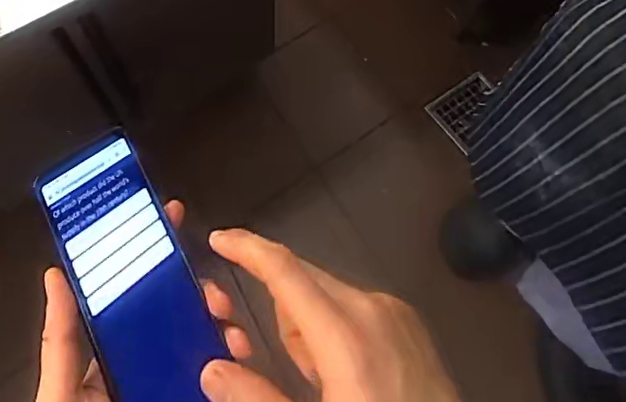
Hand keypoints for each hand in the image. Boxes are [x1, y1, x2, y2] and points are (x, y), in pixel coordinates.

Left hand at [36, 200, 251, 401]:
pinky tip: (238, 355)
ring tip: (226, 323)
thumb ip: (61, 340)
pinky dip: (233, 370)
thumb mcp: (61, 394)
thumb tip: (55, 273)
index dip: (153, 255)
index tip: (171, 219)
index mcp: (112, 355)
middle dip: (197, 292)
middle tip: (210, 287)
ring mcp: (172, 389)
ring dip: (219, 326)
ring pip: (204, 348)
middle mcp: (145, 369)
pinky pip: (218, 385)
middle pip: (177, 317)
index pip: (135, 295)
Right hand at [200, 229, 460, 401]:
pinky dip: (334, 326)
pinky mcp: (413, 329)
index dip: (245, 247)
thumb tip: (212, 369)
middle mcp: (372, 310)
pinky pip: (354, 306)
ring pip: (326, 292)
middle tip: (252, 345)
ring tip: (313, 378)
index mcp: (345, 336)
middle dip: (275, 305)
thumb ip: (257, 398)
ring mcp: (397, 316)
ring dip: (305, 321)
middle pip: (301, 277)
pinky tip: (344, 375)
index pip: (283, 267)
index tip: (217, 238)